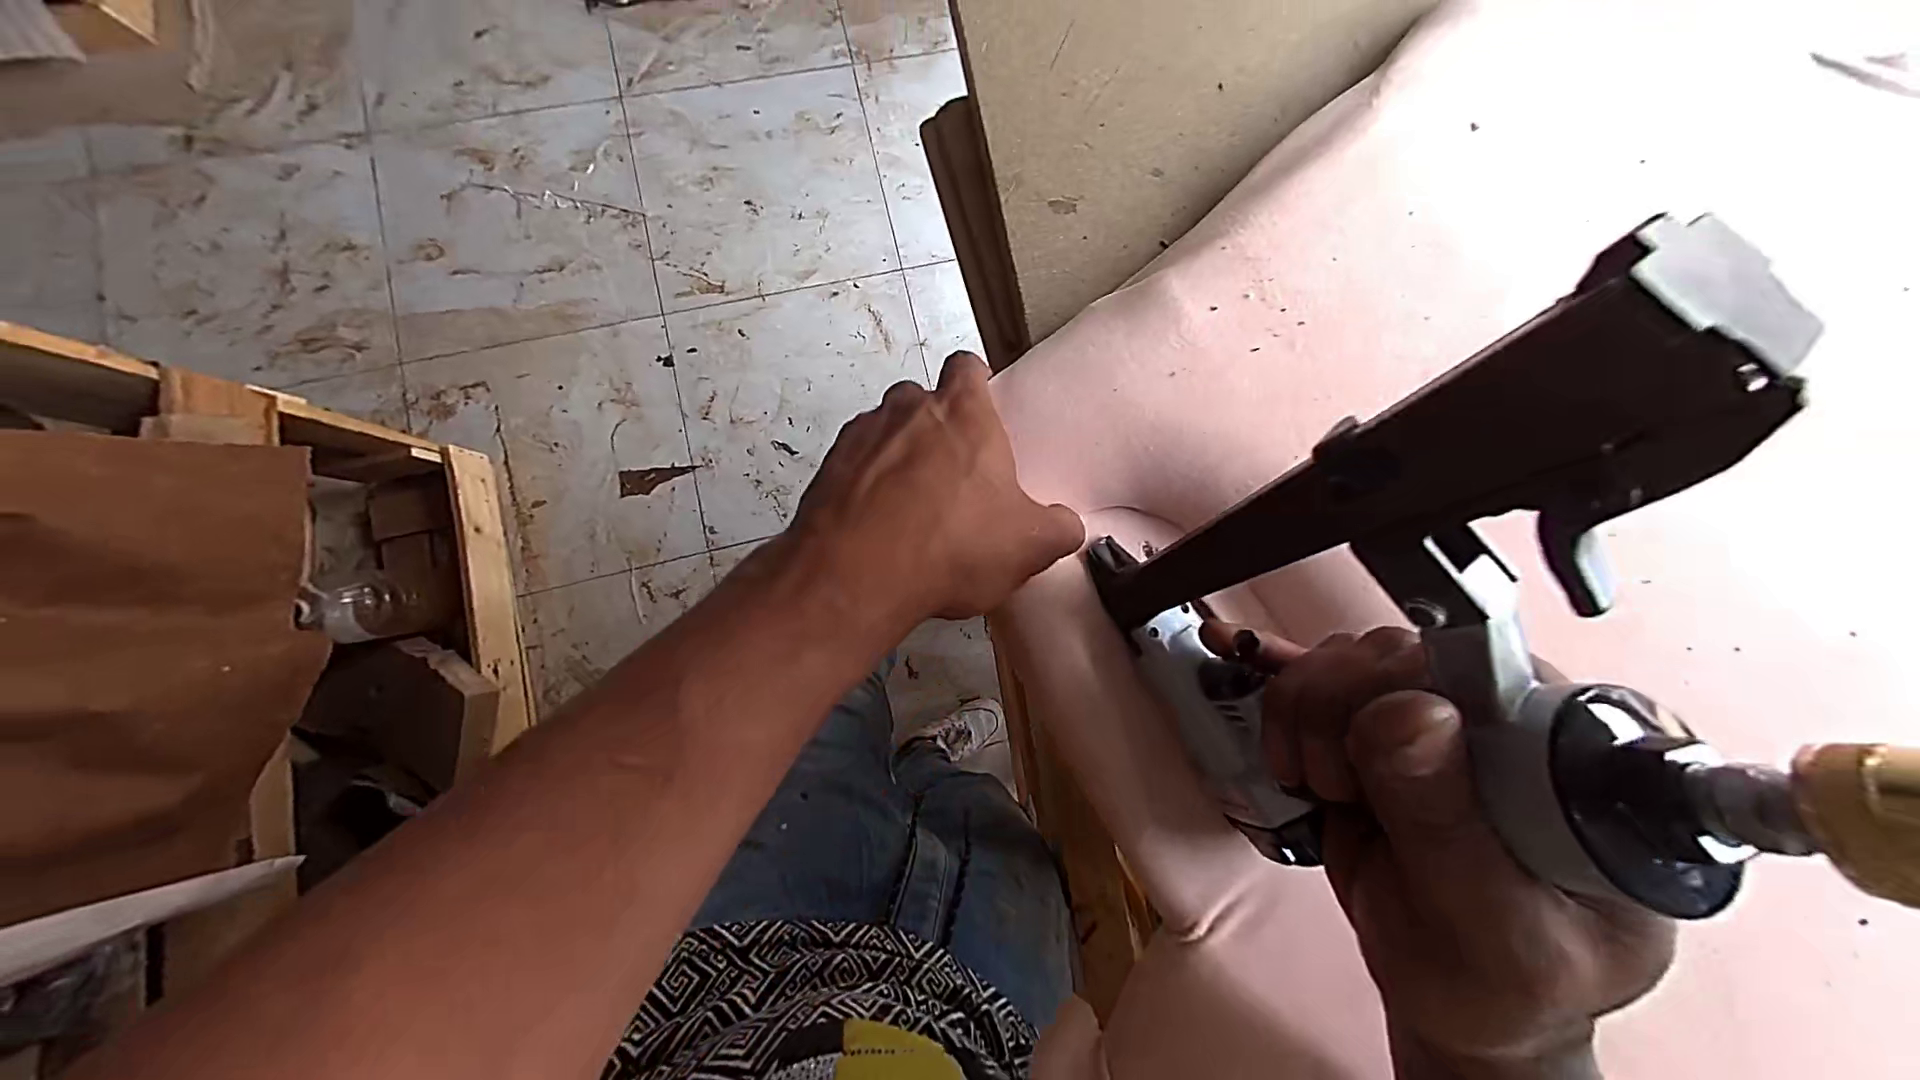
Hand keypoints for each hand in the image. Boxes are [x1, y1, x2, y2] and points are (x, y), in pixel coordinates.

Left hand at [788, 351, 1083, 625]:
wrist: (856, 574)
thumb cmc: (944, 546)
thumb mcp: (1027, 546)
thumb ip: (1057, 529)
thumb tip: (1065, 528)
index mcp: (963, 414)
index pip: (968, 368)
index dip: (975, 381)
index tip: (980, 401)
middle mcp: (908, 411)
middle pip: (922, 399)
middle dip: (936, 427)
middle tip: (952, 471)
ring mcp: (863, 436)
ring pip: (885, 432)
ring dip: (898, 456)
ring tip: (913, 504)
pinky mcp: (829, 468)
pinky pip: (853, 465)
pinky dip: (865, 484)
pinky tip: (880, 522)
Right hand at [1211, 624, 1674, 1078]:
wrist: (1453, 997)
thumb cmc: (1500, 979)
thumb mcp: (1490, 923)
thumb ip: (1448, 821)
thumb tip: (1407, 710)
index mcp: (1559, 756)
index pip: (1476, 668)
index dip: (1399, 690)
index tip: (1359, 758)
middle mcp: (1494, 717)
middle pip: (1391, 655)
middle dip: (1333, 712)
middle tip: (1332, 787)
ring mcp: (1423, 717)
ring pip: (1341, 660)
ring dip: (1298, 711)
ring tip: (1311, 781)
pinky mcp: (1364, 728)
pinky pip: (1311, 678)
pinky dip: (1272, 674)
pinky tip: (1236, 656)